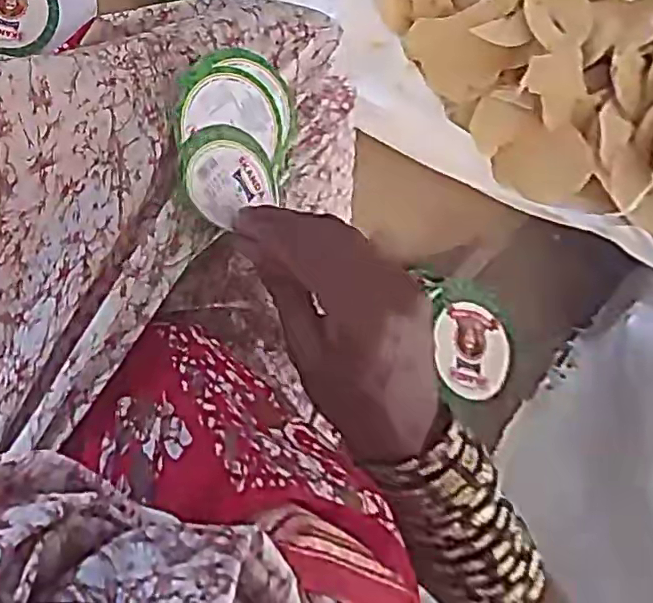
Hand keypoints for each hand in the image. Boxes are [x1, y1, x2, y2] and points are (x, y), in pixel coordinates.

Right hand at [232, 208, 438, 462]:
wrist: (411, 432)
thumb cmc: (350, 403)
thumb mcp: (306, 353)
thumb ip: (284, 292)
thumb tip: (256, 248)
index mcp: (362, 311)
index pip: (312, 251)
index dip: (274, 231)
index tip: (241, 222)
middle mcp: (388, 285)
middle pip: (331, 235)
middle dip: (286, 223)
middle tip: (249, 220)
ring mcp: (403, 280)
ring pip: (346, 235)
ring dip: (305, 227)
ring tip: (268, 227)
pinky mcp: (406, 280)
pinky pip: (360, 247)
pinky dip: (326, 239)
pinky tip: (302, 241)